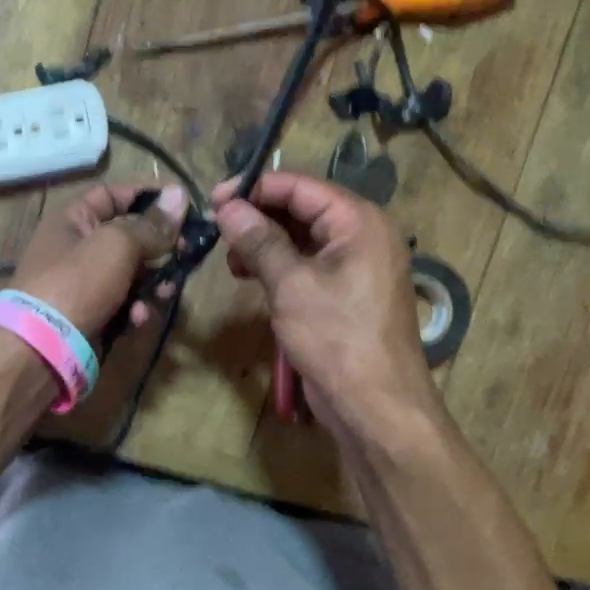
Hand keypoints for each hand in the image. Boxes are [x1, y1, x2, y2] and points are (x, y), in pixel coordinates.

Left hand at [9, 184, 187, 337]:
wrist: (43, 347)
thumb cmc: (78, 282)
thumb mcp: (117, 245)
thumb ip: (151, 224)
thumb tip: (179, 195)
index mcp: (72, 219)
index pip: (112, 195)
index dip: (146, 196)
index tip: (181, 206)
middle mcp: (75, 248)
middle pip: (127, 238)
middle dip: (159, 247)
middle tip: (185, 253)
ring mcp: (83, 285)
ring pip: (131, 275)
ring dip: (153, 283)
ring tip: (165, 293)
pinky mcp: (91, 315)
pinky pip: (122, 304)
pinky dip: (135, 309)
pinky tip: (138, 319)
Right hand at [211, 172, 436, 423]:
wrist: (375, 403)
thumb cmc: (336, 337)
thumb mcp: (291, 285)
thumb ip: (260, 242)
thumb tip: (227, 207)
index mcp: (359, 221)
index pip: (302, 187)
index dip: (256, 188)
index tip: (214, 198)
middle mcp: (362, 236)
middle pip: (303, 209)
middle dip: (259, 217)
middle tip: (217, 230)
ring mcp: (356, 266)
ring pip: (303, 239)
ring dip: (265, 244)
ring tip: (231, 260)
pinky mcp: (346, 294)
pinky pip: (309, 265)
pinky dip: (280, 267)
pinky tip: (251, 277)